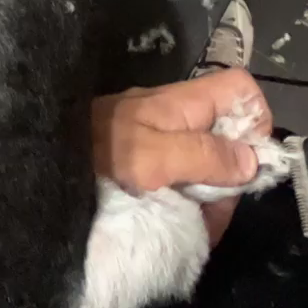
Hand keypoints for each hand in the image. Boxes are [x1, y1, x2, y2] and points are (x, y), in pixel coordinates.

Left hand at [93, 69, 270, 244]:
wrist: (51, 154)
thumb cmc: (103, 151)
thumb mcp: (155, 155)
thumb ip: (204, 154)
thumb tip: (254, 158)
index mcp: (185, 100)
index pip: (240, 87)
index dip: (256, 118)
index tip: (249, 162)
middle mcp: (180, 111)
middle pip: (231, 132)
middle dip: (233, 173)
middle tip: (215, 206)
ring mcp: (165, 133)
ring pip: (210, 160)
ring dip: (212, 193)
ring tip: (195, 220)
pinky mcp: (152, 156)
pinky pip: (187, 175)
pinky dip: (189, 198)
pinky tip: (178, 217)